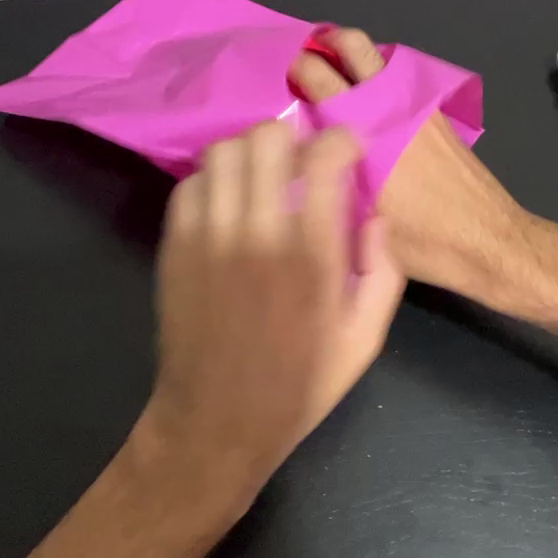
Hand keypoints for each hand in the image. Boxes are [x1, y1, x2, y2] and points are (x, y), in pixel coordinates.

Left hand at [137, 122, 404, 501]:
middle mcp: (258, 231)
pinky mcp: (175, 246)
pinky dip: (212, 181)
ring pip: (223, 152)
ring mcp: (208, 235)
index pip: (324, 157)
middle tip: (301, 162)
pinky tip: (227, 204)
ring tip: (262, 177)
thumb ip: (383, 271)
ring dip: (249, 154)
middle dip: (293, 137)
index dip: (341, 140)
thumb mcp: (363, 340)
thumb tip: (376, 216)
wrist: (216, 420)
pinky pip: (190, 185)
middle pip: (267, 138)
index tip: (347, 152)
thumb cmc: (298, 384)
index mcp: (312, 253)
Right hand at [289, 28, 530, 296]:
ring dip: (351, 58)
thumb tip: (294, 156)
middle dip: (324, 43)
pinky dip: (374, 82)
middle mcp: (390, 103)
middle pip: (354, 46)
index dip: (293, 68)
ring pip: (378, 59)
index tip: (276, 74)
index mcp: (364, 126)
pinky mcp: (435, 116)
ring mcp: (417, 105)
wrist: (486, 242)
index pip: (319, 77)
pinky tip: (362, 110)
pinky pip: (396, 83)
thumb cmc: (418, 240)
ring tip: (329, 76)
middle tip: (302, 56)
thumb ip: (323, 179)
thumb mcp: (355, 220)